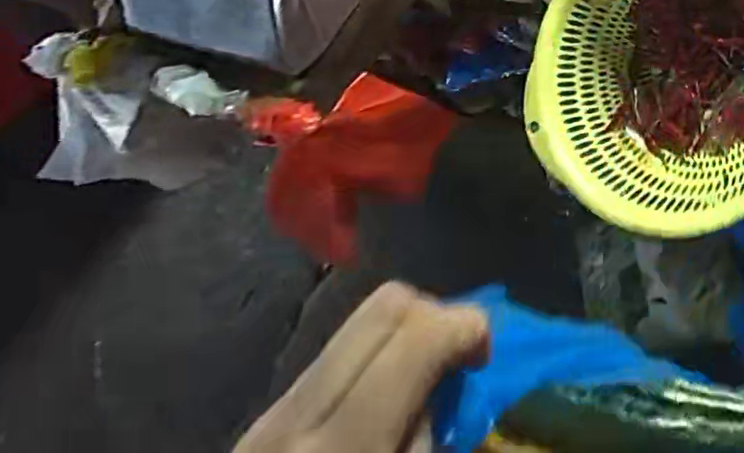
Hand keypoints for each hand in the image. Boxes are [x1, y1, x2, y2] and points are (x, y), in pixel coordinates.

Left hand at [236, 283, 489, 452]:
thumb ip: (429, 439)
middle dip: (436, 317)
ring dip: (405, 337)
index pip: (415, 335)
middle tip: (456, 362)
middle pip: (388, 305)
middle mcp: (297, 419)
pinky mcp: (260, 424)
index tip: (483, 359)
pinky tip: (380, 407)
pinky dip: (374, 361)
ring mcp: (270, 417)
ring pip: (359, 323)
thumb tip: (450, 386)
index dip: (467, 327)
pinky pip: (335, 356)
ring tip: (419, 384)